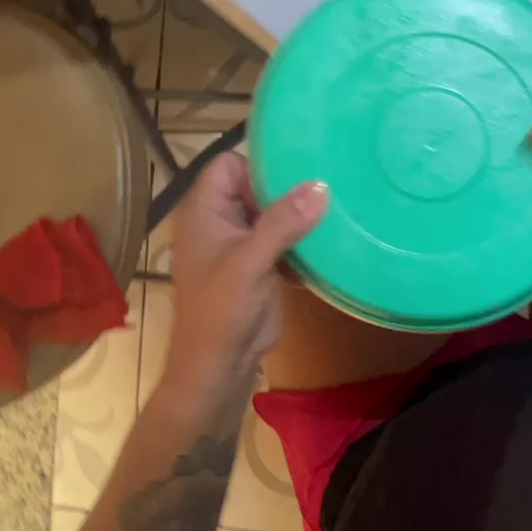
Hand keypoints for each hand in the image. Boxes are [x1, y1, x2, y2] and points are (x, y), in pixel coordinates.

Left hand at [162, 152, 326, 403]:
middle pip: (254, 186)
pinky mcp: (257, 264)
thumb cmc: (222, 309)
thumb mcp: (252, 262)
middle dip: (285, 192)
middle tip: (322, 195)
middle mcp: (218, 220)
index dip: (257, 169)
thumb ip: (283, 222)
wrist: (220, 365)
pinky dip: (297, 244)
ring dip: (296, 219)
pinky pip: (281, 239)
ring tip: (328, 220)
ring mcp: (238, 243)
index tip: (292, 181)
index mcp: (203, 211)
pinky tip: (318, 254)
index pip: (228, 165)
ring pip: (271, 213)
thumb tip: (320, 185)